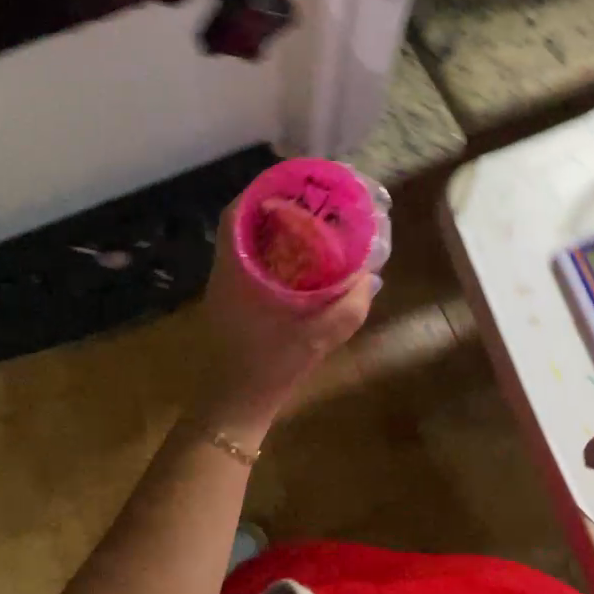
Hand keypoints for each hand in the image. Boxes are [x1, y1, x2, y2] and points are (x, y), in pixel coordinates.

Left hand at [195, 194, 375, 440]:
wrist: (234, 409)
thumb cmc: (266, 369)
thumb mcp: (313, 340)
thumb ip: (346, 309)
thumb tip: (368, 278)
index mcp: (233, 272)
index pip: (234, 216)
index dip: (260, 192)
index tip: (292, 184)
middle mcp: (225, 274)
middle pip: (243, 226)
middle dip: (276, 209)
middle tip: (313, 203)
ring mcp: (227, 291)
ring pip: (249, 247)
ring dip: (276, 233)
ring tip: (314, 225)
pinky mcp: (235, 307)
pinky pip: (253, 267)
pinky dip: (277, 257)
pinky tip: (305, 266)